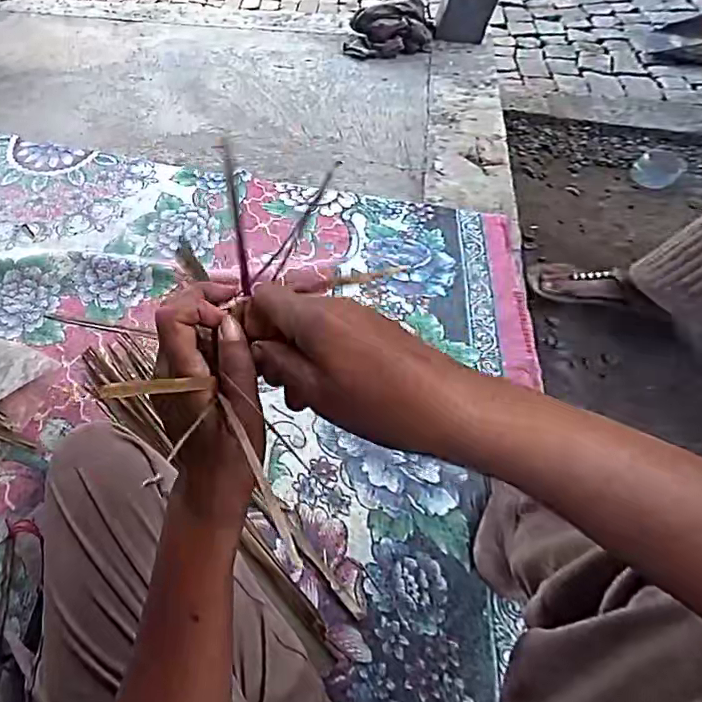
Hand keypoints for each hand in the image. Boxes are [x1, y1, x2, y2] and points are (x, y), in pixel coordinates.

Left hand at [151, 281, 263, 528]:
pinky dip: (206, 333)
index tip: (232, 307)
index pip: (171, 316)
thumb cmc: (233, 455)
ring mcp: (165, 374)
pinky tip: (232, 343)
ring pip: (178, 326)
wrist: (210, 488)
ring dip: (207, 315)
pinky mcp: (173, 379)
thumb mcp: (245, 409)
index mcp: (180, 374)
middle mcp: (164, 369)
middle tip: (239, 301)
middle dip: (204, 299)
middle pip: (172, 313)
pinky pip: (185, 343)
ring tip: (242, 322)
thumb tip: (228, 321)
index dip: (199, 300)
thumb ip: (236, 362)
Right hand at [245, 282, 498, 459]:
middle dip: (272, 343)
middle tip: (279, 385)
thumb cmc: (377, 402)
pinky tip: (330, 388)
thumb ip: (277, 362)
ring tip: (303, 394)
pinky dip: (319, 353)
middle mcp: (331, 304)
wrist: (452, 406)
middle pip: (284, 310)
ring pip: (307, 324)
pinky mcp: (372, 327)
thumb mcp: (315, 389)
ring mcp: (354, 313)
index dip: (249, 322)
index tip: (252, 358)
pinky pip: (331, 330)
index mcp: (312, 314)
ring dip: (295, 353)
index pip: (261, 295)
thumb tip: (255, 347)